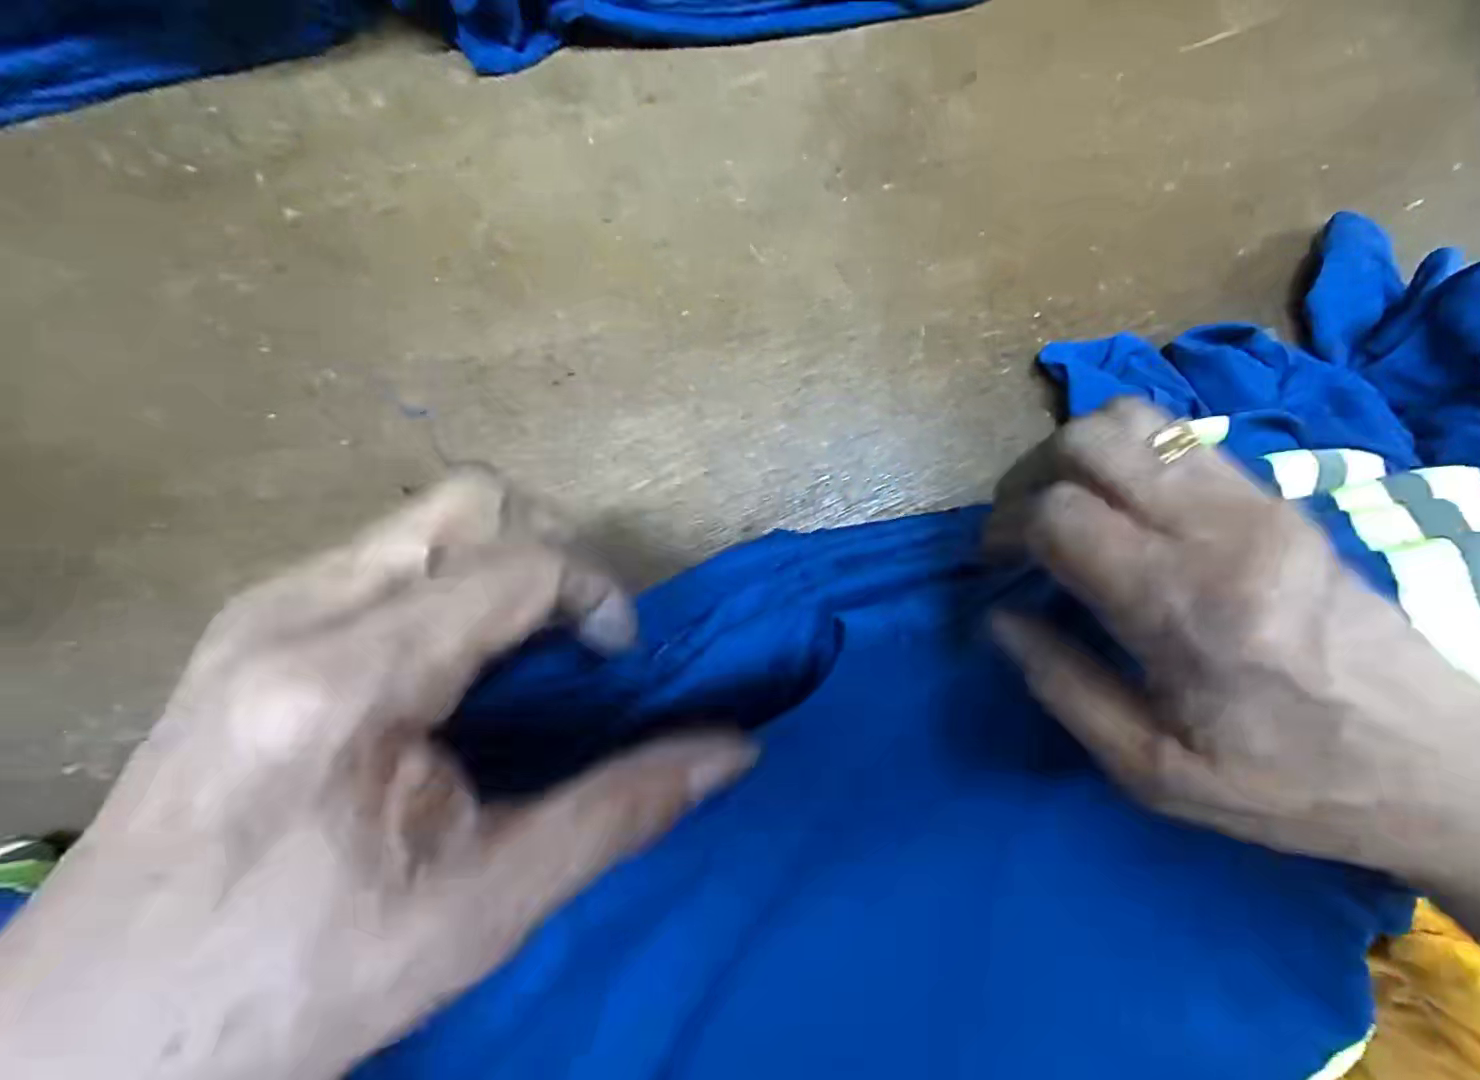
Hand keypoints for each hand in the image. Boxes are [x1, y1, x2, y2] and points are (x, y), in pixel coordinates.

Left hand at [0, 470, 756, 1079]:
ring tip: (528, 655)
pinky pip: (394, 558)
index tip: (619, 664)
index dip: (601, 597)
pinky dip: (461, 587)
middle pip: (473, 507)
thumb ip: (623, 810)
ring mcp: (261, 615)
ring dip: (508, 569)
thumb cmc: (294, 981)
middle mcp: (292, 618)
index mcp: (344, 683)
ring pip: (433, 523)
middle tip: (576, 643)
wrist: (77, 1051)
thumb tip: (734, 749)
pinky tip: (462, 669)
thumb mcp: (485, 908)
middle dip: (556, 557)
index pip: (520, 566)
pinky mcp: (250, 633)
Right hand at [988, 399, 1479, 882]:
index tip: (994, 561)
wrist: (1436, 759)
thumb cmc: (1289, 782)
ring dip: (1079, 451)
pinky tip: (1125, 504)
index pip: (1061, 512)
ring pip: (1137, 418)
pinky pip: (1182, 436)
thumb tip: (999, 618)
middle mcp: (1217, 529)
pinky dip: (1130, 453)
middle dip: (1032, 472)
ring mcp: (1255, 499)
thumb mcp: (1156, 772)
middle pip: (1091, 439)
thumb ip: (1065, 686)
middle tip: (1021, 524)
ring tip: (1067, 504)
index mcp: (1181, 605)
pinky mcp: (1279, 495)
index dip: (1005, 526)